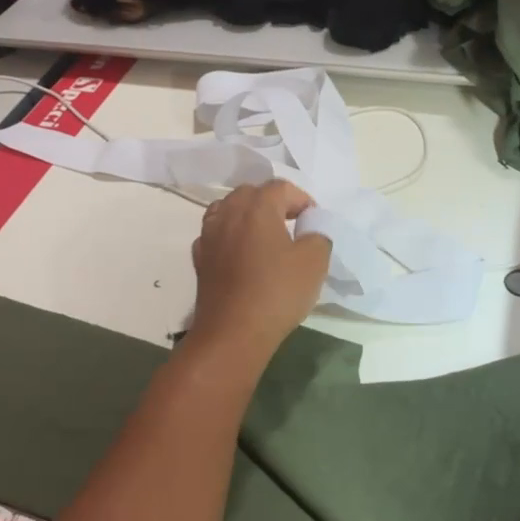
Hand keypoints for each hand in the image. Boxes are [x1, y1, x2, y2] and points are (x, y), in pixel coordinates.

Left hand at [188, 181, 330, 355]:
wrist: (233, 332)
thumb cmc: (277, 292)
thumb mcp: (315, 262)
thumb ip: (318, 236)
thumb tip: (310, 231)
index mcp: (257, 207)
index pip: (282, 187)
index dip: (302, 200)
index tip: (313, 221)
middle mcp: (229, 213)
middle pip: (251, 193)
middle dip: (273, 203)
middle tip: (292, 225)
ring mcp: (209, 235)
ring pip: (228, 210)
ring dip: (247, 216)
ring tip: (265, 237)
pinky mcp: (200, 259)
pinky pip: (216, 235)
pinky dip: (230, 236)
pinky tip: (241, 255)